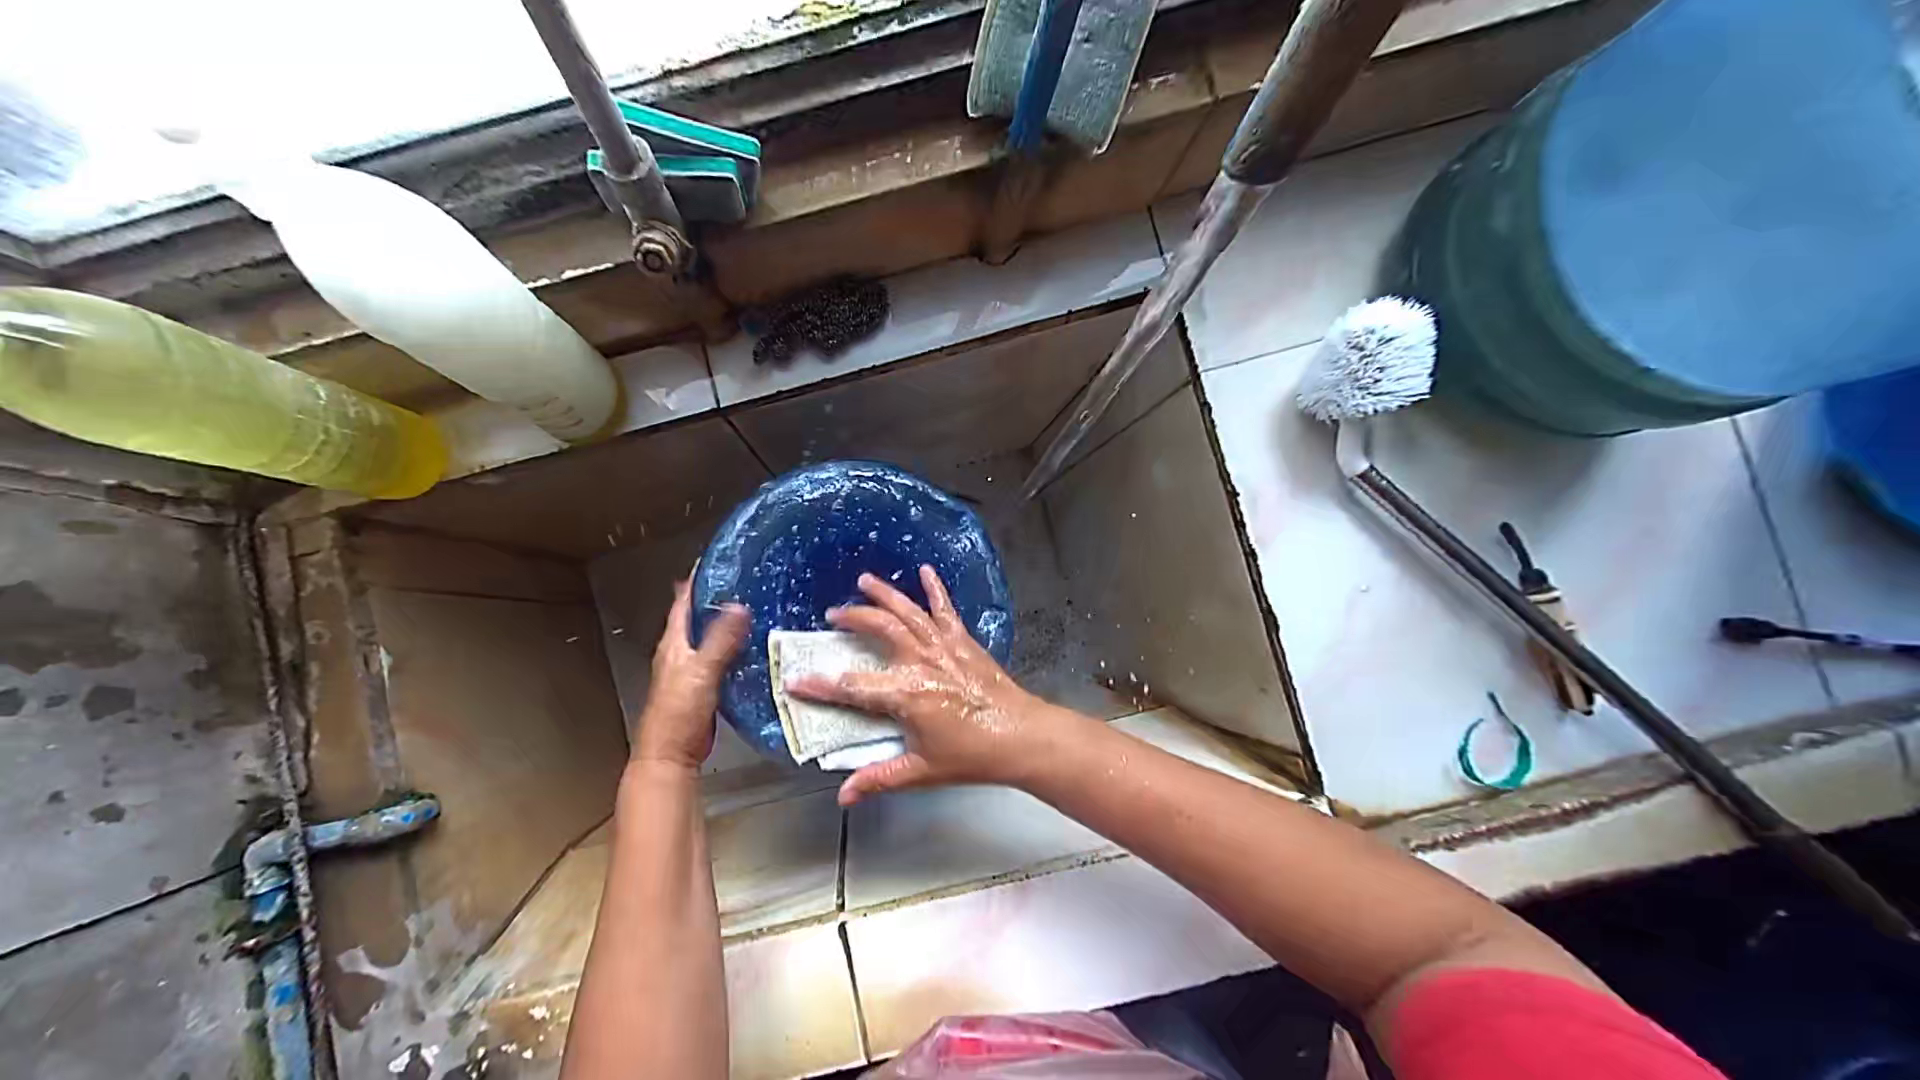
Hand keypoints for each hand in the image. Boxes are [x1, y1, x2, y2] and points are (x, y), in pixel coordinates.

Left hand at [634, 576, 748, 770]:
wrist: (672, 753)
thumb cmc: (678, 713)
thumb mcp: (701, 670)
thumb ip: (720, 639)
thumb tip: (738, 605)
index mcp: (673, 643)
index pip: (684, 602)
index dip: (697, 580)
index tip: (717, 561)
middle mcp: (680, 652)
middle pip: (699, 618)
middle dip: (718, 599)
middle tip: (745, 582)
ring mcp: (691, 670)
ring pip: (711, 638)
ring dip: (728, 624)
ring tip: (754, 609)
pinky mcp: (704, 686)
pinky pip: (722, 658)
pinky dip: (735, 648)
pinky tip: (753, 648)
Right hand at [787, 565, 1061, 805]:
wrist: (1020, 736)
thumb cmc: (972, 755)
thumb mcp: (921, 770)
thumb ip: (879, 778)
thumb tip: (844, 796)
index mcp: (905, 694)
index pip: (851, 687)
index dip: (819, 684)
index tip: (794, 679)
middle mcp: (920, 661)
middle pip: (878, 629)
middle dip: (852, 618)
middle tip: (832, 616)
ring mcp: (943, 646)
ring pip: (907, 611)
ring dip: (884, 594)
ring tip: (864, 581)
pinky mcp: (963, 641)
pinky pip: (945, 609)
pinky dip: (934, 588)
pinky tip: (925, 571)